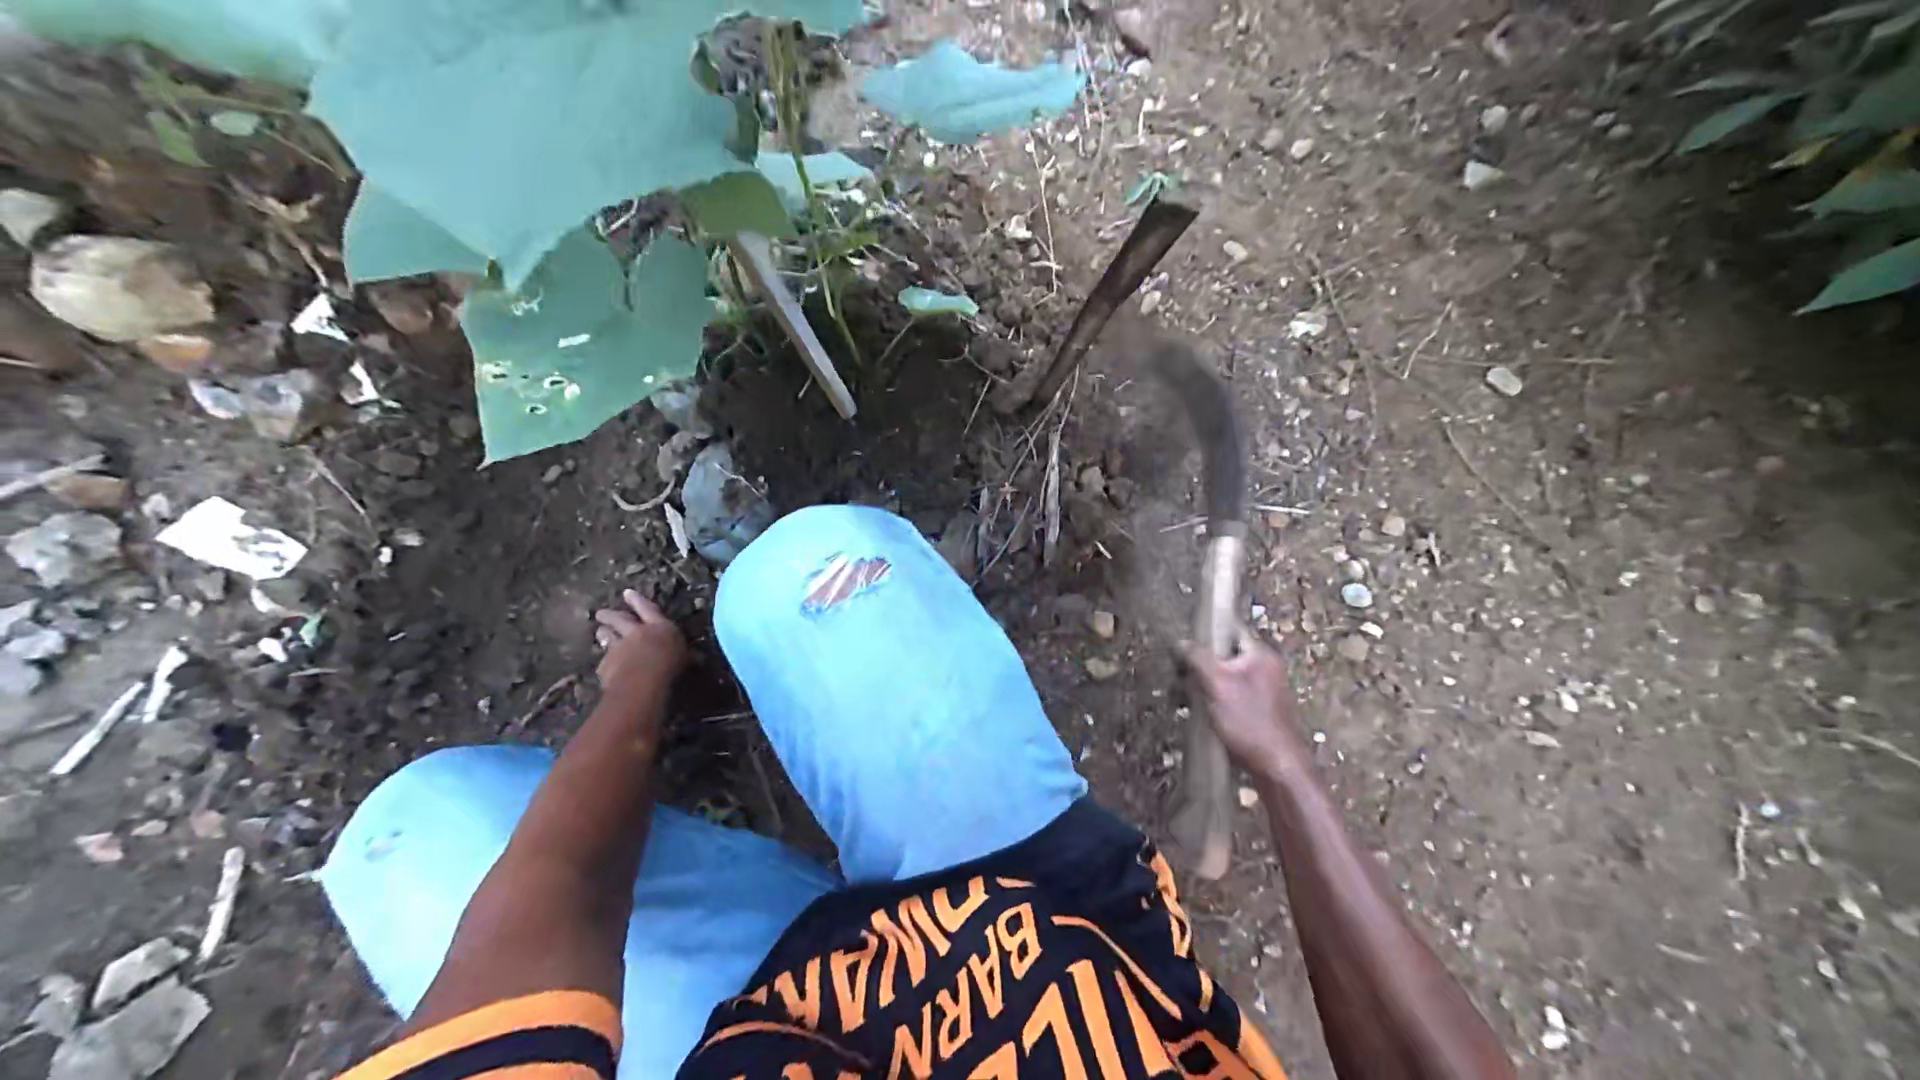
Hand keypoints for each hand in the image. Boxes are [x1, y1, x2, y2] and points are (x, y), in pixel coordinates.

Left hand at [593, 589, 687, 699]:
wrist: (641, 682)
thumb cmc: (670, 666)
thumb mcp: (686, 658)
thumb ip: (686, 655)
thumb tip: (697, 657)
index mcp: (659, 626)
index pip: (647, 609)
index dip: (637, 600)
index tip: (627, 593)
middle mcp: (636, 632)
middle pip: (620, 619)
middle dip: (611, 615)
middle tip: (601, 613)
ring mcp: (619, 647)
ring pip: (608, 636)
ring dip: (604, 633)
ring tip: (600, 631)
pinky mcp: (607, 663)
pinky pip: (605, 659)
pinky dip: (605, 660)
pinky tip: (604, 664)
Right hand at [1184, 634, 1310, 779]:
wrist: (1276, 766)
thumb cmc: (1252, 724)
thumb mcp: (1217, 684)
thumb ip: (1198, 658)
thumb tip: (1181, 643)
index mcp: (1260, 655)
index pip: (1228, 630)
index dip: (1204, 637)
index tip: (1186, 647)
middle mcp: (1264, 667)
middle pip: (1222, 654)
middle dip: (1199, 666)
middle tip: (1185, 678)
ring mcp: (1261, 688)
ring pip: (1222, 676)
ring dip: (1203, 685)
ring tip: (1191, 699)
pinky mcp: (1256, 707)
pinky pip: (1227, 694)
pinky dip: (1213, 700)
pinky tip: (1204, 713)